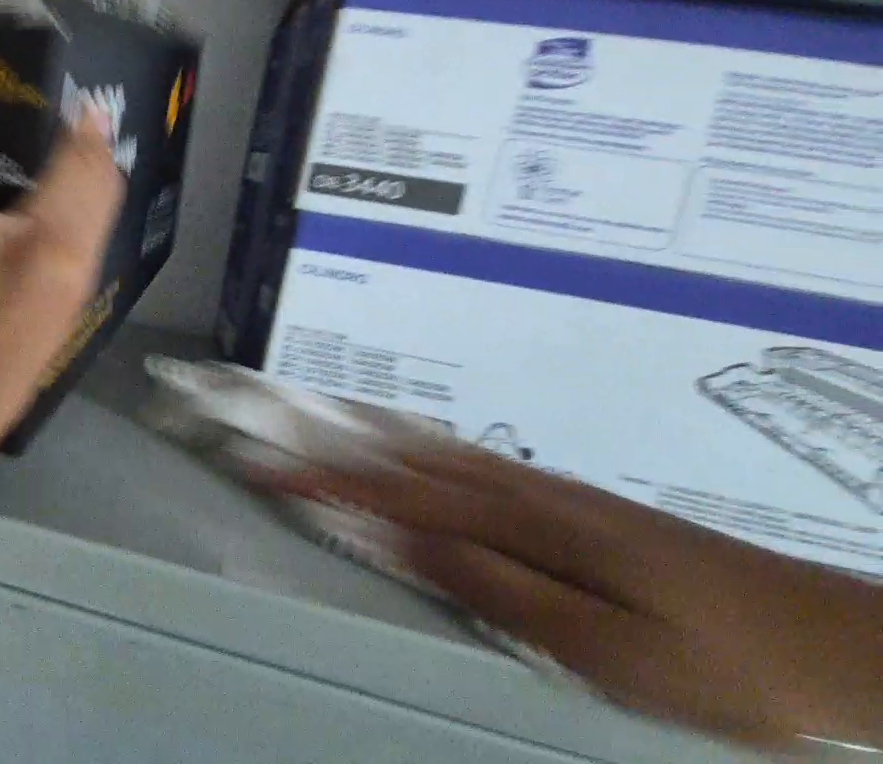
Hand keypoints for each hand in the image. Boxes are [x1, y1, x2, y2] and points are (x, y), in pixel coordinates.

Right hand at [261, 445, 882, 749]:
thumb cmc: (722, 665)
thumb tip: (402, 536)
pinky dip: (419, 444)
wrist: (842, 643)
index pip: (396, 495)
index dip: (325, 480)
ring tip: (315, 422)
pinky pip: (469, 460)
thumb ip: (497, 586)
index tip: (262, 468)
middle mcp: (524, 492)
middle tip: (268, 431)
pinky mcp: (571, 501)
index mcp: (521, 525)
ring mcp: (549, 492)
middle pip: (406, 459)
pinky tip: (412, 444)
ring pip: (436, 451)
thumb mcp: (610, 651)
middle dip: (331, 445)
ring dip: (368, 437)